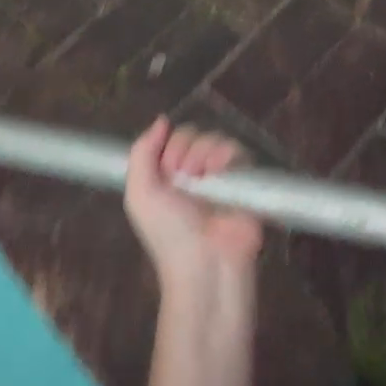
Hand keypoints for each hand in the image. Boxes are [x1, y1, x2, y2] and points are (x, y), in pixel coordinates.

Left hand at [125, 117, 262, 285]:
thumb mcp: (140, 195)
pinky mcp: (245, 182)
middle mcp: (195, 172)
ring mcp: (221, 177)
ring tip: (200, 178)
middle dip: (184, 149)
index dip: (167, 145)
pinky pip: (239, 152)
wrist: (204, 265)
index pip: (172, 138)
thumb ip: (142, 152)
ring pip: (215, 139)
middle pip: (193, 134)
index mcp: (169, 175)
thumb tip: (162, 120)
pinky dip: (227, 155)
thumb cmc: (168, 233)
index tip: (166, 170)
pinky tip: (217, 172)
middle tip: (182, 176)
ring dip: (204, 152)